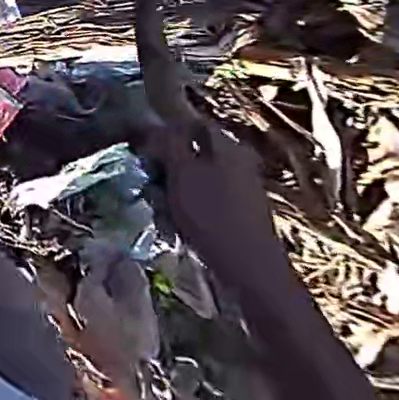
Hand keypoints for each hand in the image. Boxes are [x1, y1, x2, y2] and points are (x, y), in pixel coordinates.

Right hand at [139, 119, 285, 280]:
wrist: (253, 275)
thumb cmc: (212, 216)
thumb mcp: (182, 172)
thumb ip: (169, 143)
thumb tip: (159, 124)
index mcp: (227, 147)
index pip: (189, 125)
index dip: (164, 135)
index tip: (145, 152)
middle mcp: (236, 163)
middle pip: (188, 154)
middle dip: (164, 170)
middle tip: (150, 185)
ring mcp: (239, 191)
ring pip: (191, 181)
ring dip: (170, 194)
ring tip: (161, 214)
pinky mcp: (237, 217)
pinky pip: (202, 203)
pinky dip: (185, 212)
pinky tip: (174, 228)